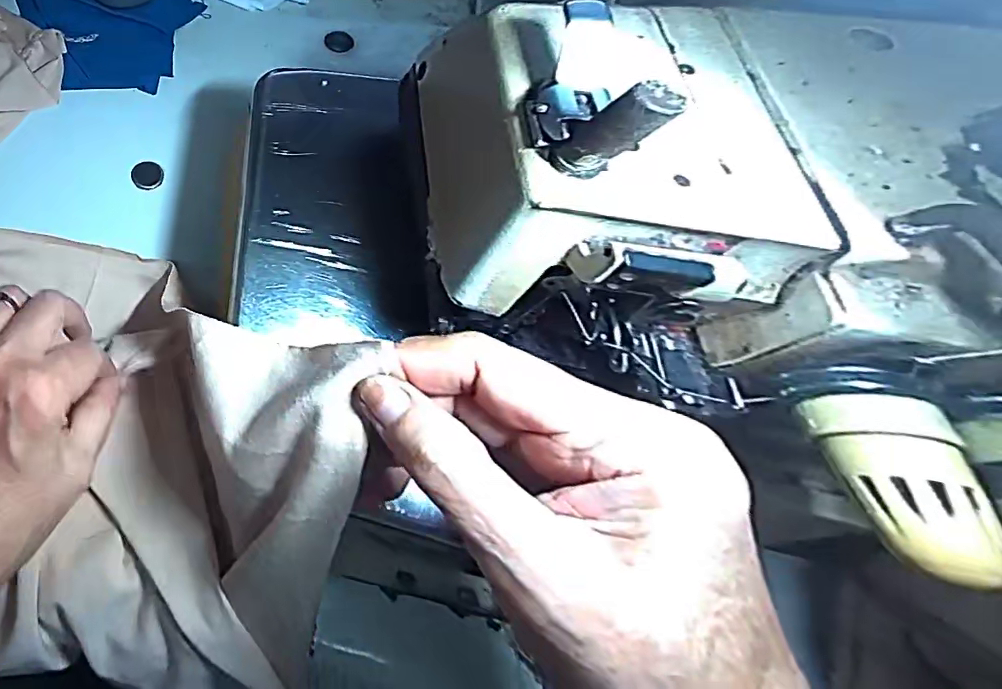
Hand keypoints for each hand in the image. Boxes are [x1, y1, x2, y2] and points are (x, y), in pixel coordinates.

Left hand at [0, 287, 121, 688]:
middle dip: (73, 321)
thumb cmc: (16, 514)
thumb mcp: (76, 470)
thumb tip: (115, 373)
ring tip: (33, 345)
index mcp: (41, 388)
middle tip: (73, 348)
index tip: (98, 385)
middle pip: (49, 304)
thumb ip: (101, 410)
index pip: (89, 351)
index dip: (102, 367)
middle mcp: (3, 359)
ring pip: (5, 300)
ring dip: (27, 317)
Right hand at [354, 333, 806, 688]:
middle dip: (415, 409)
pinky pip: (491, 448)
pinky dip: (444, 460)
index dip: (419, 367)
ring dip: (423, 437)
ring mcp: (602, 457)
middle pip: (483, 389)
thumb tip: (384, 398)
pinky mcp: (577, 479)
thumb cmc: (659, 676)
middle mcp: (625, 435)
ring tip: (381, 462)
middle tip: (364, 429)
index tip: (364, 381)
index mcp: (641, 442)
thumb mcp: (535, 566)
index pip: (497, 365)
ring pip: (478, 417)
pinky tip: (413, 476)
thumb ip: (450, 471)